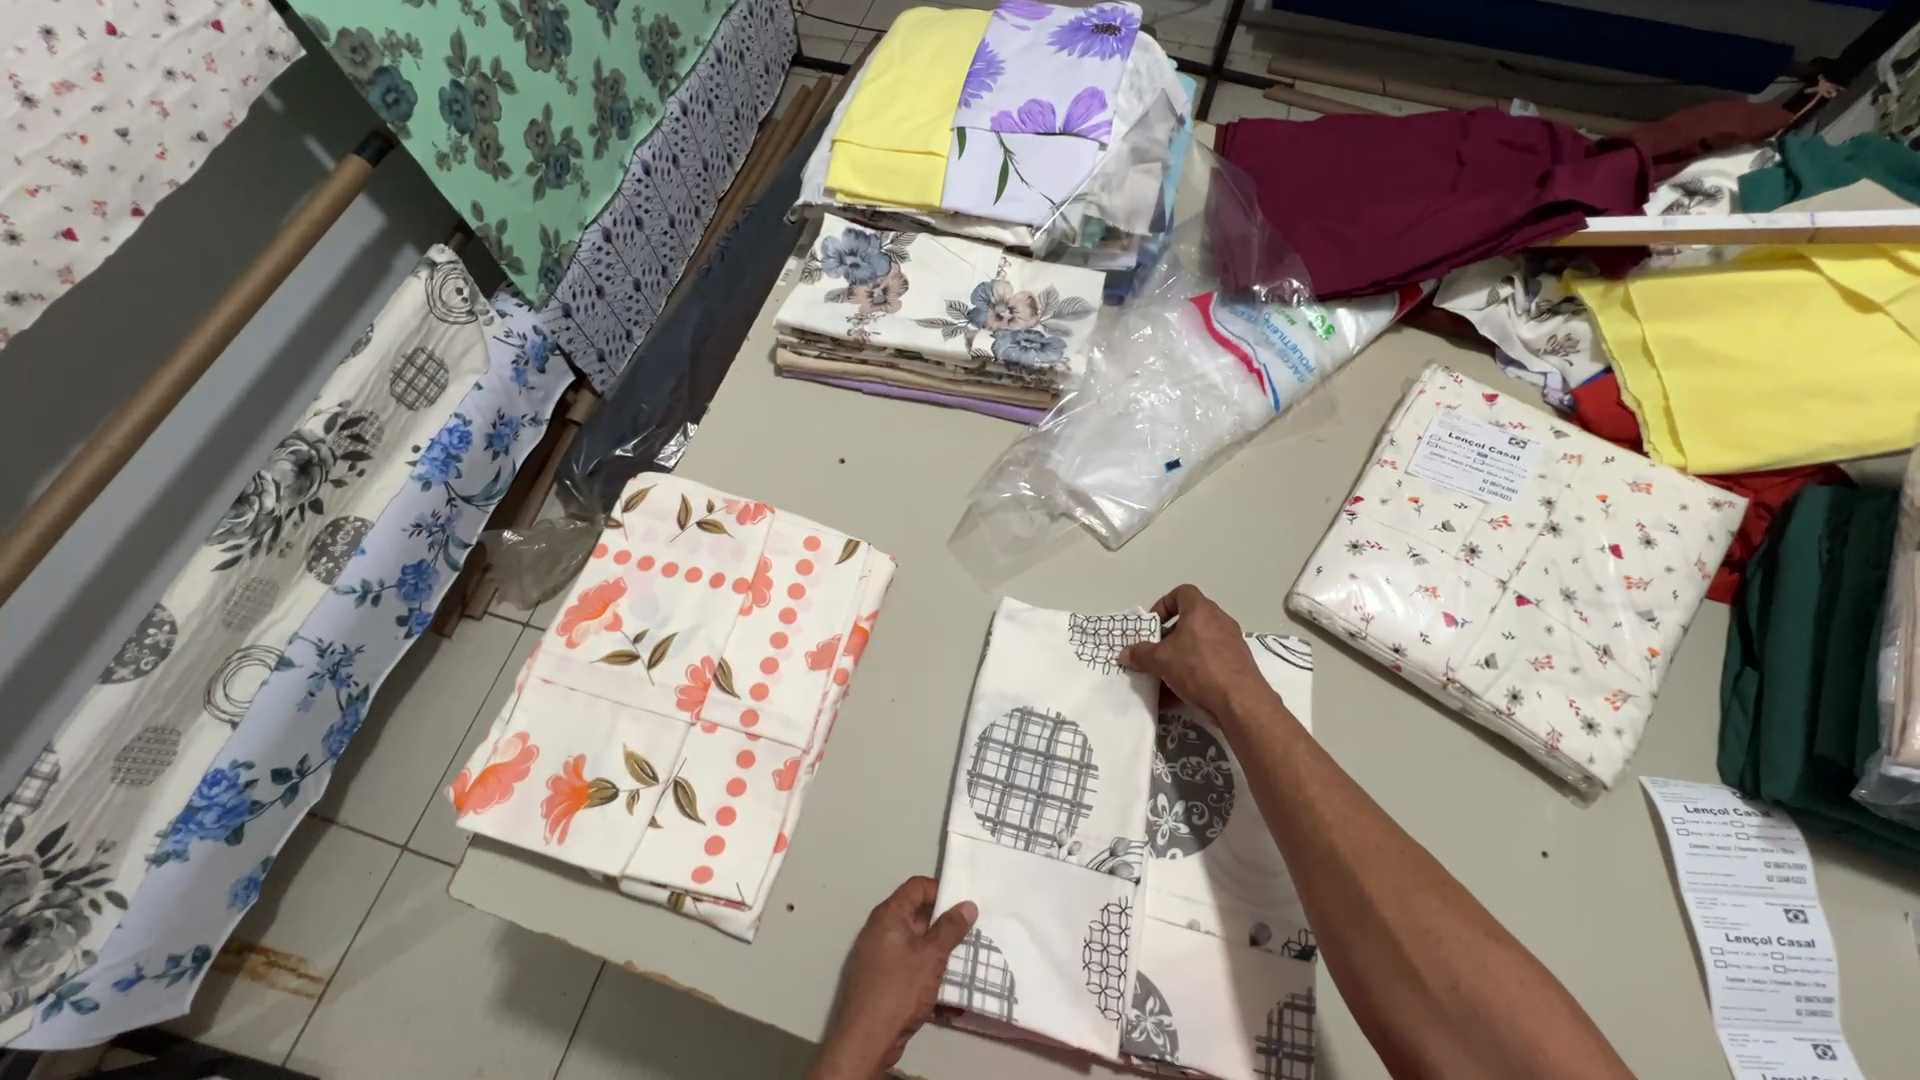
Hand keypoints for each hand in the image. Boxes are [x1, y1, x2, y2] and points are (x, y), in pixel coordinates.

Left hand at [811, 877, 976, 1078]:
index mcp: (889, 915)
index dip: (940, 891)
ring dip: (936, 947)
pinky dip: (926, 966)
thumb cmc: (899, 989)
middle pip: (915, 913)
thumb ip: (950, 928)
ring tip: (962, 957)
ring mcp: (878, 954)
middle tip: (968, 931)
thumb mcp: (931, 956)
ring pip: (913, 940)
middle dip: (942, 922)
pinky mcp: (880, 978)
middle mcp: (880, 929)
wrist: (866, 1039)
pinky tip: (944, 982)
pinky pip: (907, 962)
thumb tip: (967, 905)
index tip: (962, 906)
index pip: (916, 887)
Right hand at [1120, 584, 1280, 723]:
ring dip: (1182, 654)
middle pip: (1190, 619)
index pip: (1182, 592)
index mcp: (1201, 610)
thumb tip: (1125, 653)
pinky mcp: (1239, 662)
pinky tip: (1183, 690)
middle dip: (1170, 635)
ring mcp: (1232, 641)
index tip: (1153, 625)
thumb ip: (1141, 654)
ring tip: (1167, 674)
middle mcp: (1219, 620)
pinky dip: (1196, 669)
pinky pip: (1211, 659)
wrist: (1239, 700)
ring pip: (1200, 642)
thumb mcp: (1160, 660)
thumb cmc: (1197, 668)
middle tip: (1157, 652)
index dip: (1164, 605)